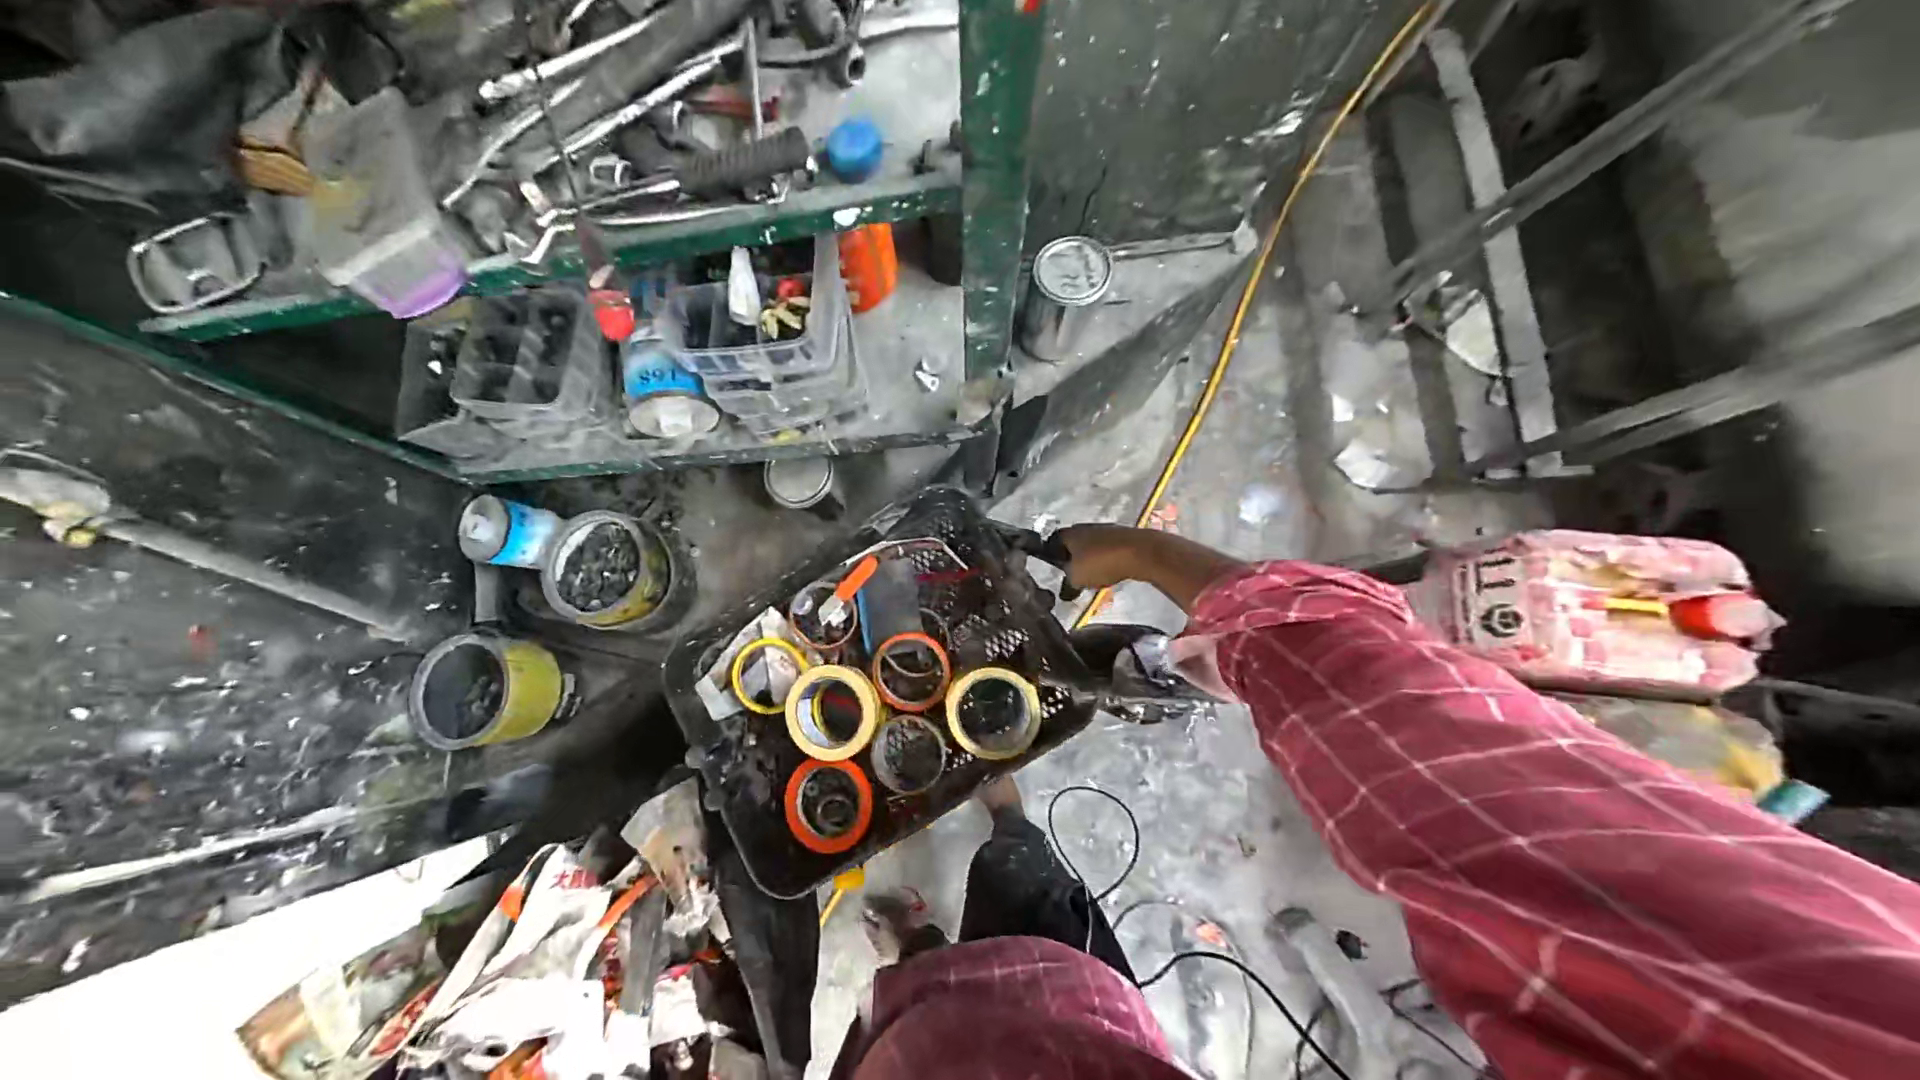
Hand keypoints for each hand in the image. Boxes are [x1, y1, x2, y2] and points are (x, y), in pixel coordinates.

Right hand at [1055, 524, 1155, 590]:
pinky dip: (1106, 558)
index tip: (1056, 571)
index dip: (1052, 557)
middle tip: (1074, 576)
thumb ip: (1067, 582)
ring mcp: (1104, 529)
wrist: (1140, 552)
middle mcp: (1084, 527)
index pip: (1051, 543)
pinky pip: (1108, 548)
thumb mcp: (1076, 578)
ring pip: (1091, 545)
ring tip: (1094, 576)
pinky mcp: (1122, 535)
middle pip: (1073, 543)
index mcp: (1069, 534)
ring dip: (1090, 559)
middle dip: (1073, 559)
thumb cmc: (1102, 563)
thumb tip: (1067, 588)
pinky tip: (1111, 570)